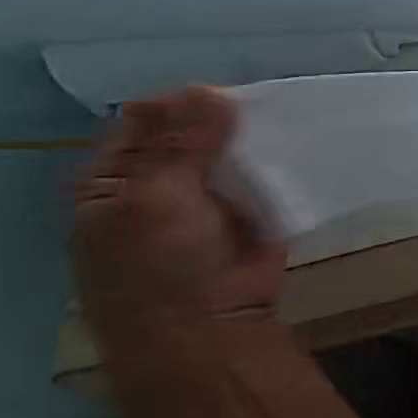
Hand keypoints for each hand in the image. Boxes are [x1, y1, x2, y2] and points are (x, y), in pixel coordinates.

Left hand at [73, 88, 283, 345]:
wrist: (212, 328)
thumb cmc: (162, 267)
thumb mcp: (156, 198)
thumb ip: (182, 143)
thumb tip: (208, 90)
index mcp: (115, 178)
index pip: (144, 120)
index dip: (180, 102)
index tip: (223, 90)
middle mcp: (158, 183)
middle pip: (193, 132)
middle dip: (224, 115)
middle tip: (264, 98)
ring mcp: (207, 197)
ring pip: (232, 151)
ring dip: (255, 136)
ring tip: (289, 111)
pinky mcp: (251, 210)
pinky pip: (264, 175)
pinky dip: (279, 160)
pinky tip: (303, 140)